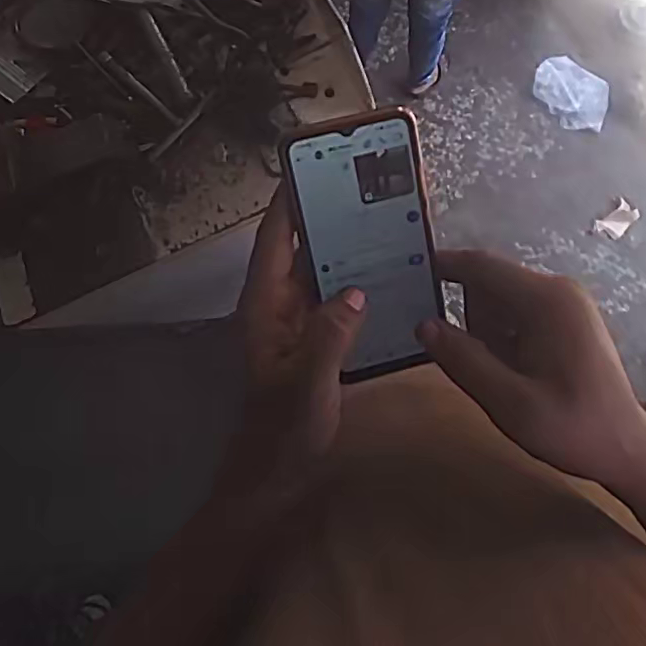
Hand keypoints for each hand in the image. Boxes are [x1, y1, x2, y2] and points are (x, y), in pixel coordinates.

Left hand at [216, 197, 363, 505]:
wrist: (273, 474)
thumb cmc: (281, 434)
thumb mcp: (307, 389)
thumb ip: (328, 341)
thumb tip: (355, 292)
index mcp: (265, 307)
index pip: (273, 243)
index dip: (286, 205)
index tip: (306, 170)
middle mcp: (277, 304)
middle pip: (297, 247)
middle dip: (320, 215)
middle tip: (355, 186)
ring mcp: (295, 319)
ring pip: (317, 269)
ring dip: (339, 244)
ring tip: (374, 215)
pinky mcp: (313, 334)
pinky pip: (332, 293)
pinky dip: (352, 276)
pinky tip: (381, 269)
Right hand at [415, 250, 645, 487]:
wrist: (630, 452)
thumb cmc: (574, 428)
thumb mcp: (510, 403)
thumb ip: (464, 360)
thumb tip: (423, 325)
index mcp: (545, 300)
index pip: (480, 265)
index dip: (441, 265)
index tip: (406, 275)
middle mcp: (556, 289)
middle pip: (487, 282)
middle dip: (468, 316)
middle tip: (471, 362)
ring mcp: (564, 300)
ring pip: (499, 297)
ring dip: (485, 329)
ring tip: (502, 374)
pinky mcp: (565, 315)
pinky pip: (516, 310)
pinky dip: (502, 334)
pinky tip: (514, 370)